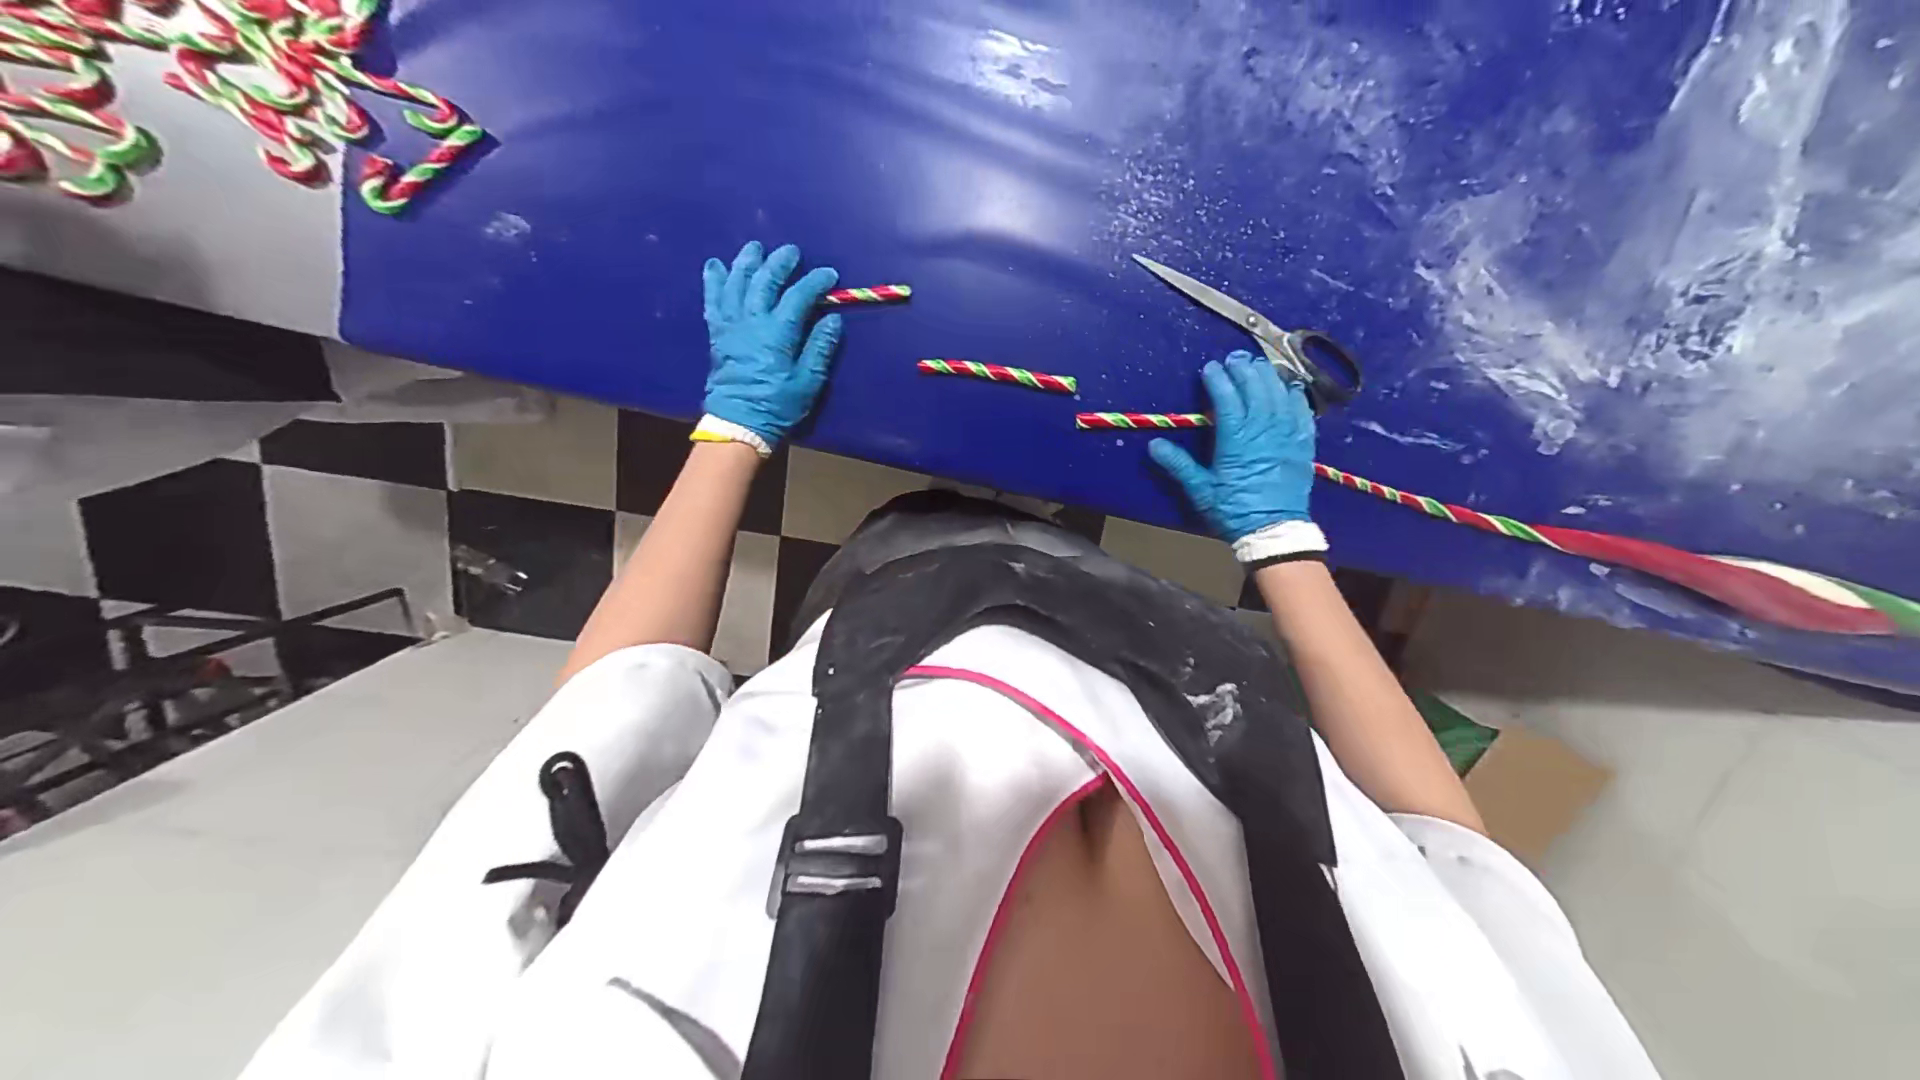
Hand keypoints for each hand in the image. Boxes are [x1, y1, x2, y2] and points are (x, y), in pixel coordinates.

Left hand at [701, 240, 842, 445]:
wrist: (740, 422)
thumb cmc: (778, 405)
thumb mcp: (808, 381)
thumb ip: (820, 347)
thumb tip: (832, 318)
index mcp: (778, 332)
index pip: (798, 296)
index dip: (814, 282)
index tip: (828, 274)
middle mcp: (752, 321)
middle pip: (764, 281)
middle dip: (779, 262)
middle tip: (791, 252)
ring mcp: (731, 325)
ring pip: (736, 283)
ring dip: (746, 263)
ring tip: (755, 248)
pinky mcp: (717, 333)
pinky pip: (713, 300)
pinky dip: (714, 280)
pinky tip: (715, 265)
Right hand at [1149, 350, 1315, 542]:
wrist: (1272, 530)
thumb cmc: (1233, 510)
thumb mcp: (1200, 490)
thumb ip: (1179, 464)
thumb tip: (1155, 445)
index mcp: (1236, 440)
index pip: (1227, 399)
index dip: (1218, 380)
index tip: (1210, 368)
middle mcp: (1263, 431)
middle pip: (1255, 389)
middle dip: (1244, 370)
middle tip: (1234, 359)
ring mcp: (1287, 435)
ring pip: (1279, 393)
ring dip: (1268, 375)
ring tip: (1257, 364)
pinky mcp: (1303, 443)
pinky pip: (1302, 410)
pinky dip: (1294, 394)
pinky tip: (1288, 385)